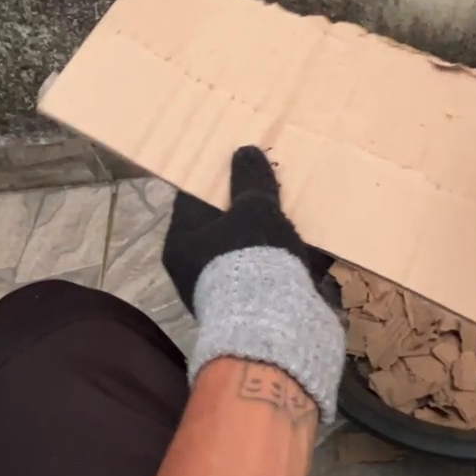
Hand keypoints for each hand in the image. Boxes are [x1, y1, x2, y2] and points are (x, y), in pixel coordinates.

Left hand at [162, 146, 310, 310]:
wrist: (270, 324)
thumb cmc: (250, 256)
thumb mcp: (254, 208)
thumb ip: (250, 180)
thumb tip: (244, 151)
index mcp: (181, 239)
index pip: (192, 198)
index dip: (215, 179)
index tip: (238, 167)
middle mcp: (188, 268)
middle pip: (215, 226)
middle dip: (241, 210)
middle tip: (265, 192)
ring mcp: (213, 292)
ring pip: (236, 252)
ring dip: (258, 238)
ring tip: (285, 220)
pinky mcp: (240, 310)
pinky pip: (254, 275)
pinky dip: (270, 263)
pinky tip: (294, 253)